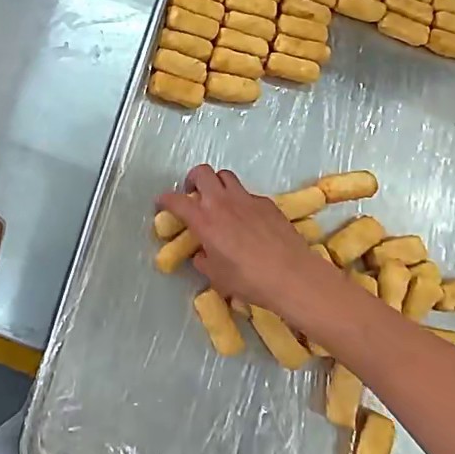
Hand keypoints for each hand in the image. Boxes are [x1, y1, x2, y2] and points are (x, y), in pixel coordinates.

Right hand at [155, 164, 337, 320]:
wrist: (291, 275)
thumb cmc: (249, 280)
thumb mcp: (217, 276)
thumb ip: (204, 259)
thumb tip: (202, 253)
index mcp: (204, 220)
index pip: (176, 200)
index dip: (165, 199)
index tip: (162, 203)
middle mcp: (222, 202)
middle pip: (202, 173)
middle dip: (193, 180)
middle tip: (193, 195)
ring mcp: (246, 199)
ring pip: (226, 176)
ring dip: (217, 184)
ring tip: (218, 201)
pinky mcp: (267, 202)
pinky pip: (247, 193)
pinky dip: (240, 200)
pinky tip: (247, 220)